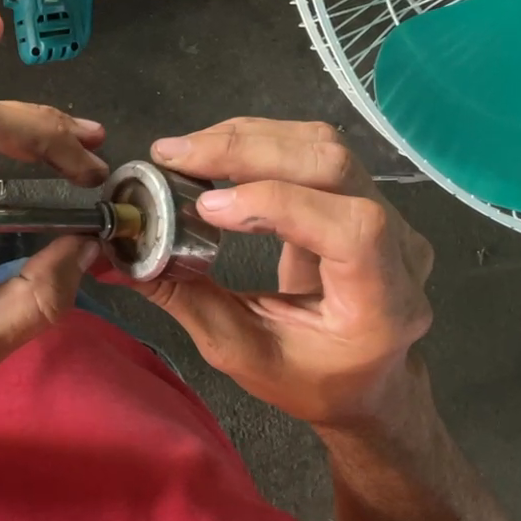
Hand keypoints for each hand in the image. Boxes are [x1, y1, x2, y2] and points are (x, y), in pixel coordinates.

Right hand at [138, 118, 434, 426]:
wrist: (368, 383)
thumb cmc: (310, 381)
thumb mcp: (241, 353)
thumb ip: (186, 300)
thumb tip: (120, 258)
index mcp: (381, 304)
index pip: (352, 230)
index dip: (280, 204)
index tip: (206, 207)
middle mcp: (400, 249)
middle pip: (334, 167)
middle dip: (247, 151)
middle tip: (173, 155)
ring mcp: (389, 216)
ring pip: (322, 145)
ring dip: (247, 137)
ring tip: (185, 151)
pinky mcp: (364, 196)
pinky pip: (313, 149)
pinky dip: (256, 140)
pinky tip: (213, 151)